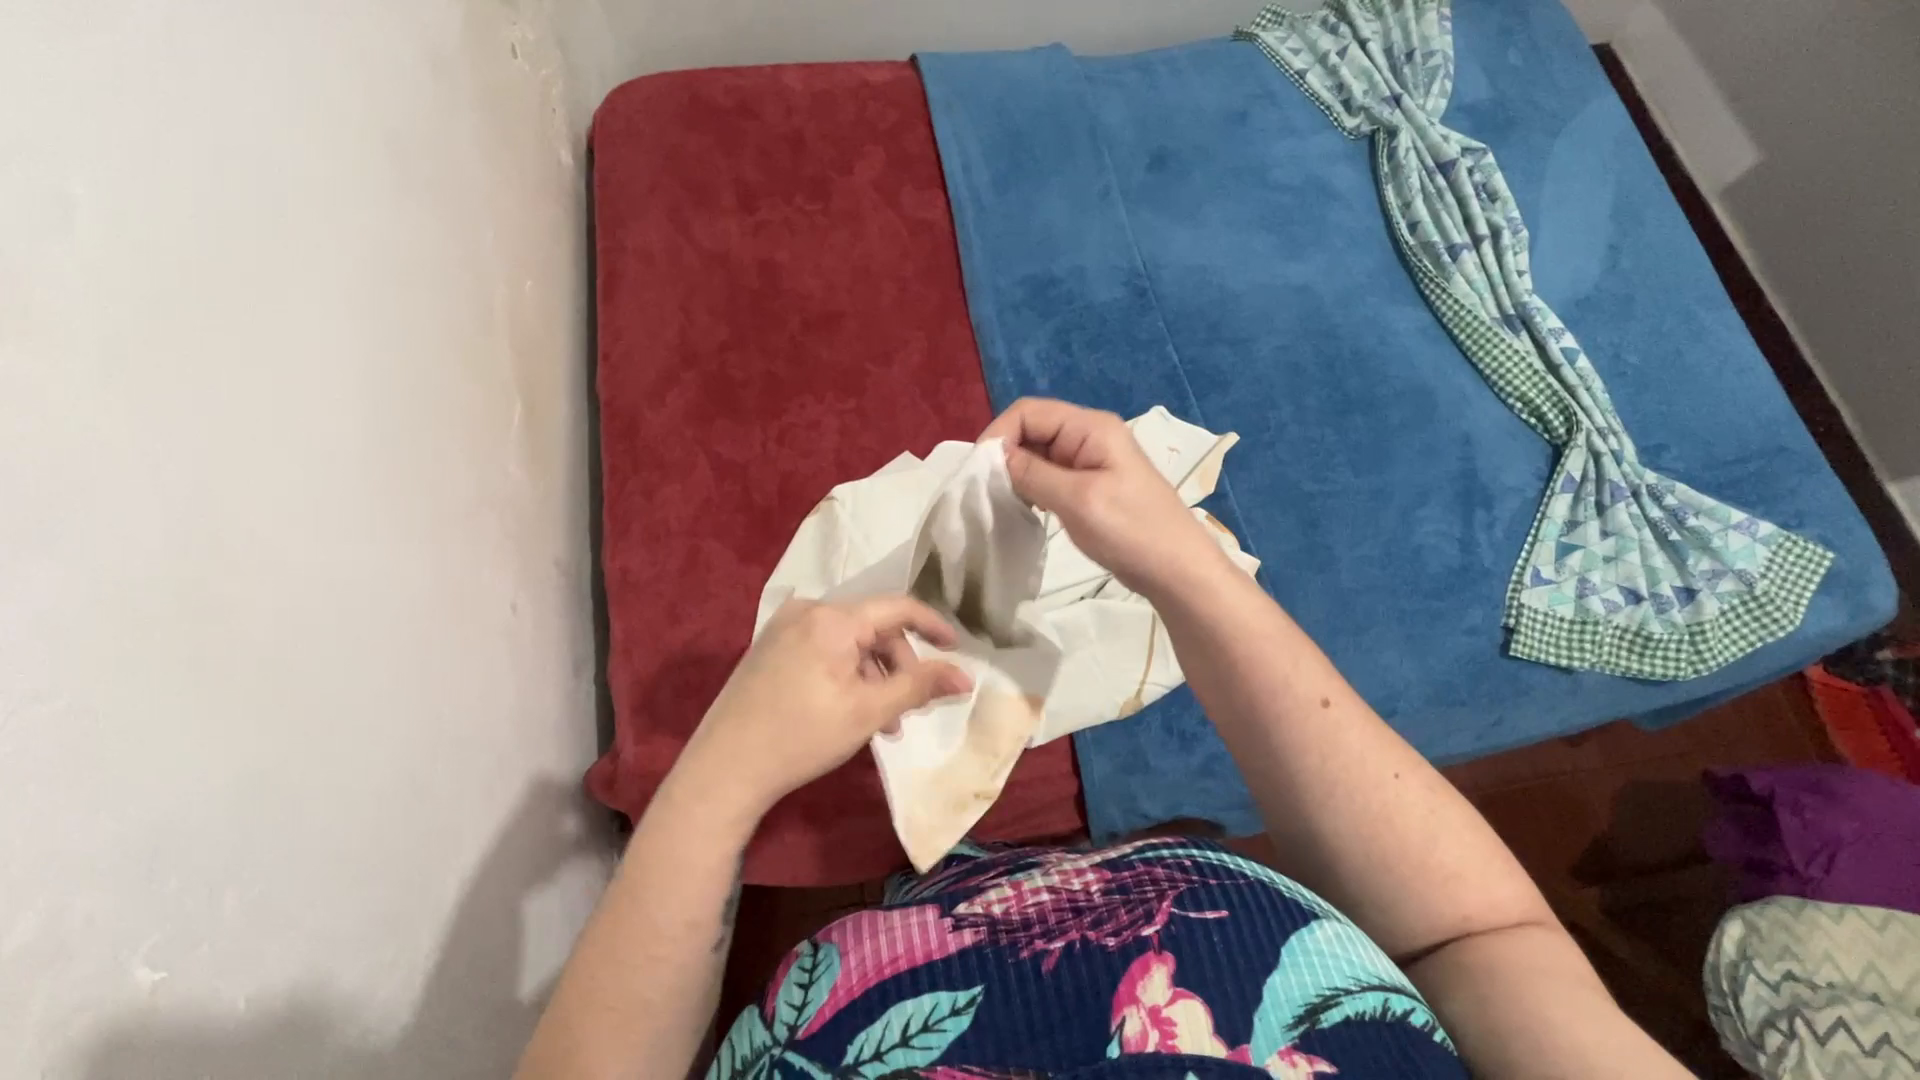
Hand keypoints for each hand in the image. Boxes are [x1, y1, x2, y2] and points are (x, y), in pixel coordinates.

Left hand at [676, 595, 972, 817]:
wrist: (723, 769)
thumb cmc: (802, 737)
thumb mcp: (868, 712)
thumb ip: (919, 687)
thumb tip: (966, 676)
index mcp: (832, 618)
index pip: (898, 607)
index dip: (933, 626)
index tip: (958, 650)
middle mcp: (807, 611)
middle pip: (873, 628)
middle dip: (898, 667)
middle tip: (908, 711)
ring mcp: (783, 628)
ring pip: (849, 643)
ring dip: (873, 677)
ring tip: (881, 723)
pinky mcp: (769, 649)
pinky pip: (824, 651)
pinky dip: (847, 676)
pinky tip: (849, 713)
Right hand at [980, 397, 1228, 598]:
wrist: (1177, 570)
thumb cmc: (1131, 531)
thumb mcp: (1077, 500)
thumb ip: (1032, 473)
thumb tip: (994, 458)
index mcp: (1090, 427)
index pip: (1028, 411)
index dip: (999, 434)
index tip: (978, 472)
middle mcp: (1089, 435)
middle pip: (1032, 429)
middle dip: (1005, 454)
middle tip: (986, 491)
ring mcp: (1091, 461)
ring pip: (1038, 454)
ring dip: (1016, 472)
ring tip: (1002, 501)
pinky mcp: (1090, 485)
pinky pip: (1050, 475)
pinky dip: (1032, 487)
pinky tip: (1025, 508)